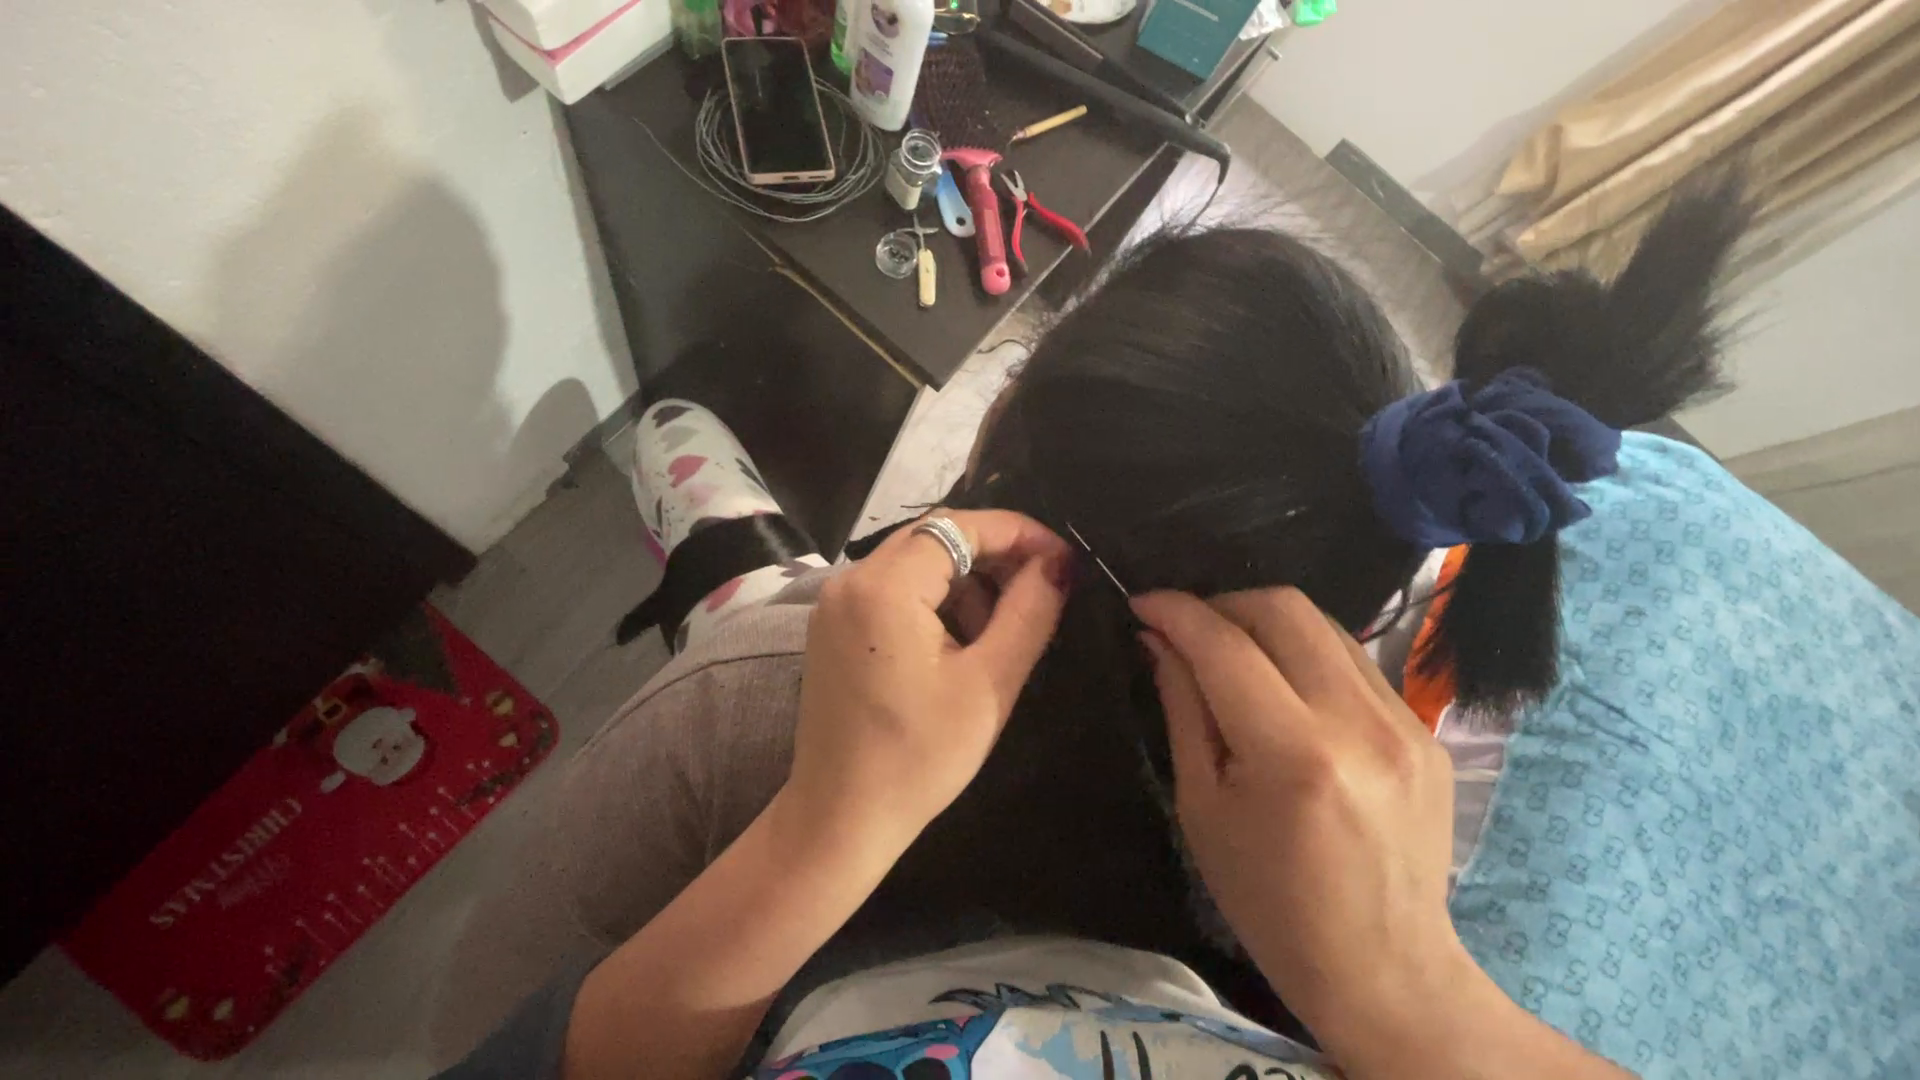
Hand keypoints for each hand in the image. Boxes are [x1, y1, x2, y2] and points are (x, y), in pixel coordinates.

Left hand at [787, 510, 1073, 851]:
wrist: (841, 817)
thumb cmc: (919, 758)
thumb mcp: (989, 684)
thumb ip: (1029, 612)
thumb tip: (1058, 563)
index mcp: (883, 587)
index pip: (958, 526)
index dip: (1018, 533)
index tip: (1063, 559)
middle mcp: (850, 580)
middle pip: (935, 537)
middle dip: (994, 556)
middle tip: (1043, 590)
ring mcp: (836, 602)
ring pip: (916, 562)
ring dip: (967, 582)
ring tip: (1004, 629)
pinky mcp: (834, 625)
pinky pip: (894, 589)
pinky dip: (935, 601)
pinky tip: (963, 642)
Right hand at [1131, 588, 1465, 1050]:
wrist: (1383, 965)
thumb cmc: (1268, 900)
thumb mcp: (1202, 806)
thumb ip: (1184, 708)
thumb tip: (1159, 639)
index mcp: (1294, 754)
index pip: (1225, 645)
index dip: (1176, 611)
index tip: (1141, 602)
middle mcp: (1359, 722)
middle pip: (1283, 608)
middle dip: (1222, 603)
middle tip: (1189, 630)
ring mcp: (1405, 722)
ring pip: (1324, 624)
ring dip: (1266, 624)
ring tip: (1233, 654)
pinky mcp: (1427, 730)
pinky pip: (1354, 661)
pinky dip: (1306, 656)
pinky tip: (1286, 693)